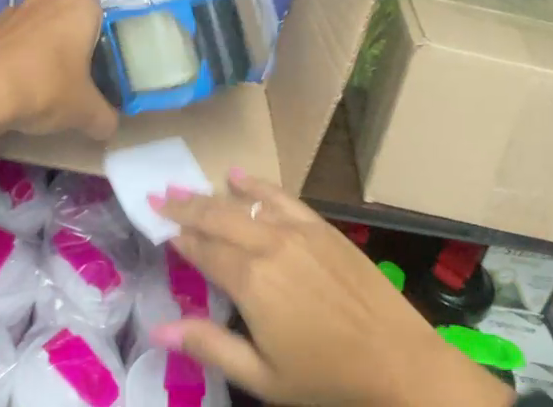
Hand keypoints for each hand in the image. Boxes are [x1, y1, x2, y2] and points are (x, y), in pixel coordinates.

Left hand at [0, 0, 117, 157]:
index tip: (96, 39)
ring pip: (34, 20)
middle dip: (67, 30)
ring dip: (38, 40)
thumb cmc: (46, 88)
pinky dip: (14, 53)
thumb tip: (109, 125)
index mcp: (77, 6)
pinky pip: (9, 36)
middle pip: (62, 6)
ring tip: (41, 77)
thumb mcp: (85, 112)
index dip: (95, 11)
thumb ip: (104, 116)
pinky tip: (14, 83)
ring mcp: (12, 12)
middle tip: (74, 64)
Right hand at [149, 173, 511, 406]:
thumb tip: (158, 329)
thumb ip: (209, 346)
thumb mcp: (262, 376)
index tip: (154, 223)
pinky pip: (281, 197)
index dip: (177, 237)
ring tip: (184, 186)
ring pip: (244, 203)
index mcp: (250, 281)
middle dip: (184, 206)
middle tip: (157, 196)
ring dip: (211, 194)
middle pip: (217, 217)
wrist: (399, 361)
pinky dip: (256, 185)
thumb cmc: (328, 376)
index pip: (202, 249)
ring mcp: (297, 231)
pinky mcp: (321, 227)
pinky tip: (238, 176)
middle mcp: (268, 244)